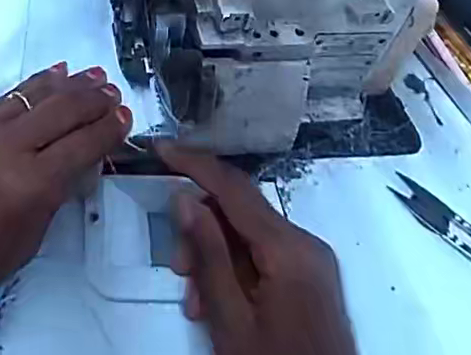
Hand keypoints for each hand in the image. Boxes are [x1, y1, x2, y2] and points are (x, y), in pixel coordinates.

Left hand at [0, 63, 129, 354]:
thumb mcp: (23, 244)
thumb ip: (52, 196)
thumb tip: (75, 161)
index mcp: (29, 186)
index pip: (82, 145)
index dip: (108, 129)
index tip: (125, 117)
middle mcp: (7, 146)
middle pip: (63, 110)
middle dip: (93, 100)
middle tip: (114, 92)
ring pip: (34, 93)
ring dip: (67, 84)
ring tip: (93, 76)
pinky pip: (6, 96)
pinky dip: (33, 85)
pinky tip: (50, 76)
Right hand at [159, 142, 356, 354]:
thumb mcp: (232, 322)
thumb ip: (207, 253)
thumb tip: (183, 197)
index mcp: (290, 250)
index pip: (233, 187)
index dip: (193, 163)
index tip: (160, 148)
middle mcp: (305, 244)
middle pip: (238, 210)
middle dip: (200, 228)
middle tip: (176, 266)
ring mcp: (310, 262)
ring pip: (246, 233)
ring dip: (213, 253)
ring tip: (194, 297)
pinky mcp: (309, 279)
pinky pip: (261, 254)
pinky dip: (234, 267)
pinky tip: (215, 302)